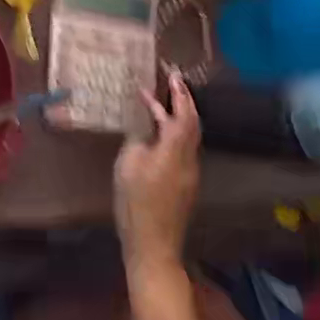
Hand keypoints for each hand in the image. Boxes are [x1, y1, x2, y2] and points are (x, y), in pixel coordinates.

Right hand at [114, 65, 200, 276]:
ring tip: (162, 101)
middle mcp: (188, 159)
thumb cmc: (136, 203)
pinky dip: (174, 132)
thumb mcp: (127, 165)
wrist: (154, 244)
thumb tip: (143, 126)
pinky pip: (183, 148)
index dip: (179, 94)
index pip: (183, 115)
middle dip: (184, 101)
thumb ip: (137, 140)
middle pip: (192, 124)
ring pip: (189, 136)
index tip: (172, 75)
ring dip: (179, 116)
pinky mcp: (184, 183)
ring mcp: (189, 173)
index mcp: (174, 151)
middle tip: (172, 82)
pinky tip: (158, 131)